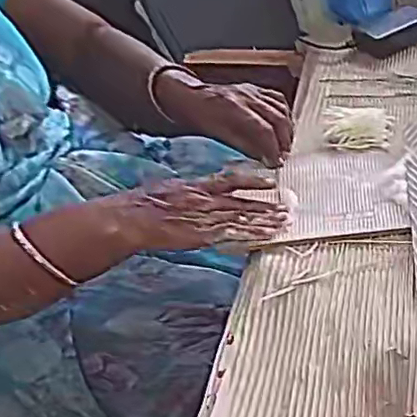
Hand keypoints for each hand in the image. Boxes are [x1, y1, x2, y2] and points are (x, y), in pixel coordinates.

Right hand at [111, 167, 285, 252]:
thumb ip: (192, 189)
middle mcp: (206, 200)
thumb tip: (205, 189)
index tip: (271, 181)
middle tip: (288, 208)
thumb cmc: (142, 203)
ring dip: (266, 222)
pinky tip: (267, 236)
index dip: (252, 180)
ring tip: (285, 223)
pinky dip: (252, 235)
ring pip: (243, 219)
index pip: (230, 180)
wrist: (128, 219)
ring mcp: (206, 219)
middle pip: (243, 203)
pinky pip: (234, 235)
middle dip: (268, 207)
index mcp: (197, 186)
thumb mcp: (169, 187)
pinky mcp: (204, 236)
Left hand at [154, 71, 292, 165]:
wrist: (186, 95)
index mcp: (232, 107)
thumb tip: (263, 159)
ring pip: (282, 111)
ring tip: (284, 146)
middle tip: (282, 157)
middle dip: (284, 143)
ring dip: (287, 132)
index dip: (273, 150)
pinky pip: (279, 101)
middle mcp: (245, 96)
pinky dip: (285, 117)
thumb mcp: (216, 136)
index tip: (275, 163)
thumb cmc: (196, 117)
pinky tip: (282, 129)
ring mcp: (251, 91)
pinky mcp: (255, 89)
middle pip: (278, 120)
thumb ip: (242, 146)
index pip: (265, 131)